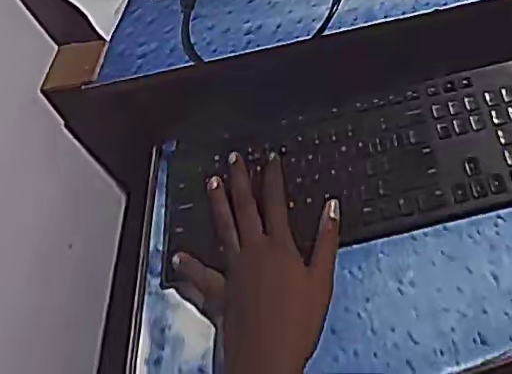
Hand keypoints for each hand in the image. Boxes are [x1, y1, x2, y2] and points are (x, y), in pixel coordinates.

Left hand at [172, 152, 338, 373]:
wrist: (268, 360)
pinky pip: (203, 276)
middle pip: (246, 207)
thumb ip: (326, 240)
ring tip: (212, 182)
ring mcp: (235, 269)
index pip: (276, 202)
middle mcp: (254, 251)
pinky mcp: (221, 292)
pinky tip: (179, 256)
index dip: (272, 177)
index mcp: (279, 247)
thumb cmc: (298, 326)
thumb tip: (332, 206)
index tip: (269, 158)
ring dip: (218, 203)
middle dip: (240, 179)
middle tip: (234, 158)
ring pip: (224, 227)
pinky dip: (191, 266)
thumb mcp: (322, 281)